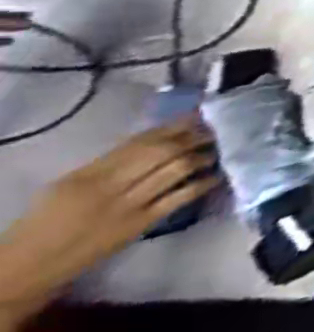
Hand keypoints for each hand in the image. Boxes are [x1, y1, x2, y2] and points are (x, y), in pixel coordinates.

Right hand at [0, 122, 215, 324]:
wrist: (22, 272)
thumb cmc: (44, 224)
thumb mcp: (68, 186)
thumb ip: (109, 162)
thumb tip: (157, 138)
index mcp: (88, 174)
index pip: (142, 140)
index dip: (177, 125)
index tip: (202, 113)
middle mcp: (109, 186)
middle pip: (165, 150)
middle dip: (197, 135)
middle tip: (219, 128)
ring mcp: (126, 206)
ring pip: (177, 169)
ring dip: (204, 155)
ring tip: (220, 148)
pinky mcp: (138, 225)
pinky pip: (180, 197)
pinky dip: (203, 183)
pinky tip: (216, 175)